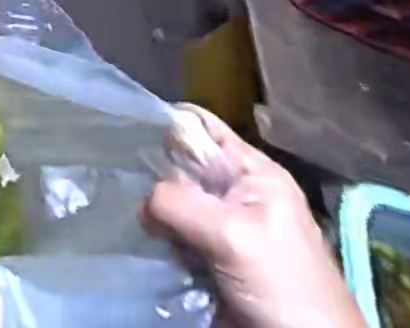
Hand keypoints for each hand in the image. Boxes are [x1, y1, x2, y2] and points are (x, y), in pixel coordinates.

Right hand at [142, 107, 363, 327]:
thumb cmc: (285, 287)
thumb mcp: (233, 235)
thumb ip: (179, 203)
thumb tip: (141, 202)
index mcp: (252, 172)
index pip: (201, 127)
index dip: (166, 122)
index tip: (128, 128)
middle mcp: (236, 192)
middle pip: (181, 164)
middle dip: (154, 171)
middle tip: (124, 178)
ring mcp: (224, 227)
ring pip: (174, 201)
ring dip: (155, 210)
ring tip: (132, 210)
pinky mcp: (212, 258)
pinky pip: (174, 234)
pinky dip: (160, 236)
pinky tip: (144, 237)